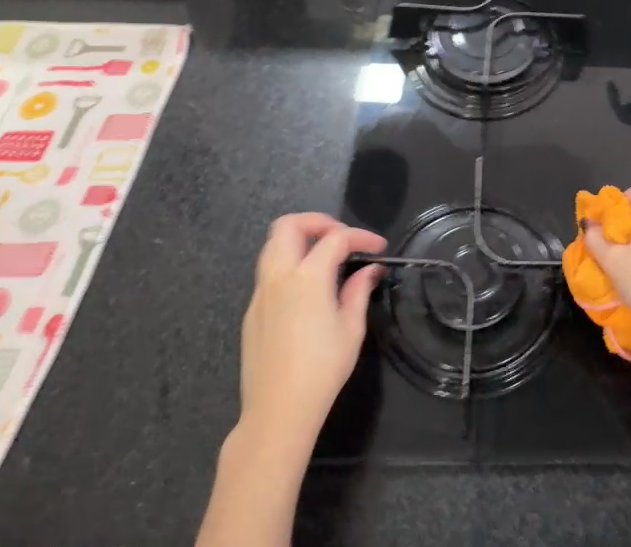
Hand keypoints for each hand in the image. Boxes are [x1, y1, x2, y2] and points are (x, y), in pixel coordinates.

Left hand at [239, 213, 386, 439]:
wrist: (278, 409)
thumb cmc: (322, 369)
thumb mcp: (351, 329)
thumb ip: (359, 291)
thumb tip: (370, 270)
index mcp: (307, 277)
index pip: (336, 239)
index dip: (361, 237)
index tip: (378, 248)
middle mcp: (278, 276)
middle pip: (289, 226)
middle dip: (318, 222)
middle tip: (341, 238)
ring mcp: (260, 293)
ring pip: (272, 246)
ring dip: (298, 241)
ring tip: (324, 258)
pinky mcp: (251, 311)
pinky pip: (267, 273)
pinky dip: (288, 265)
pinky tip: (306, 289)